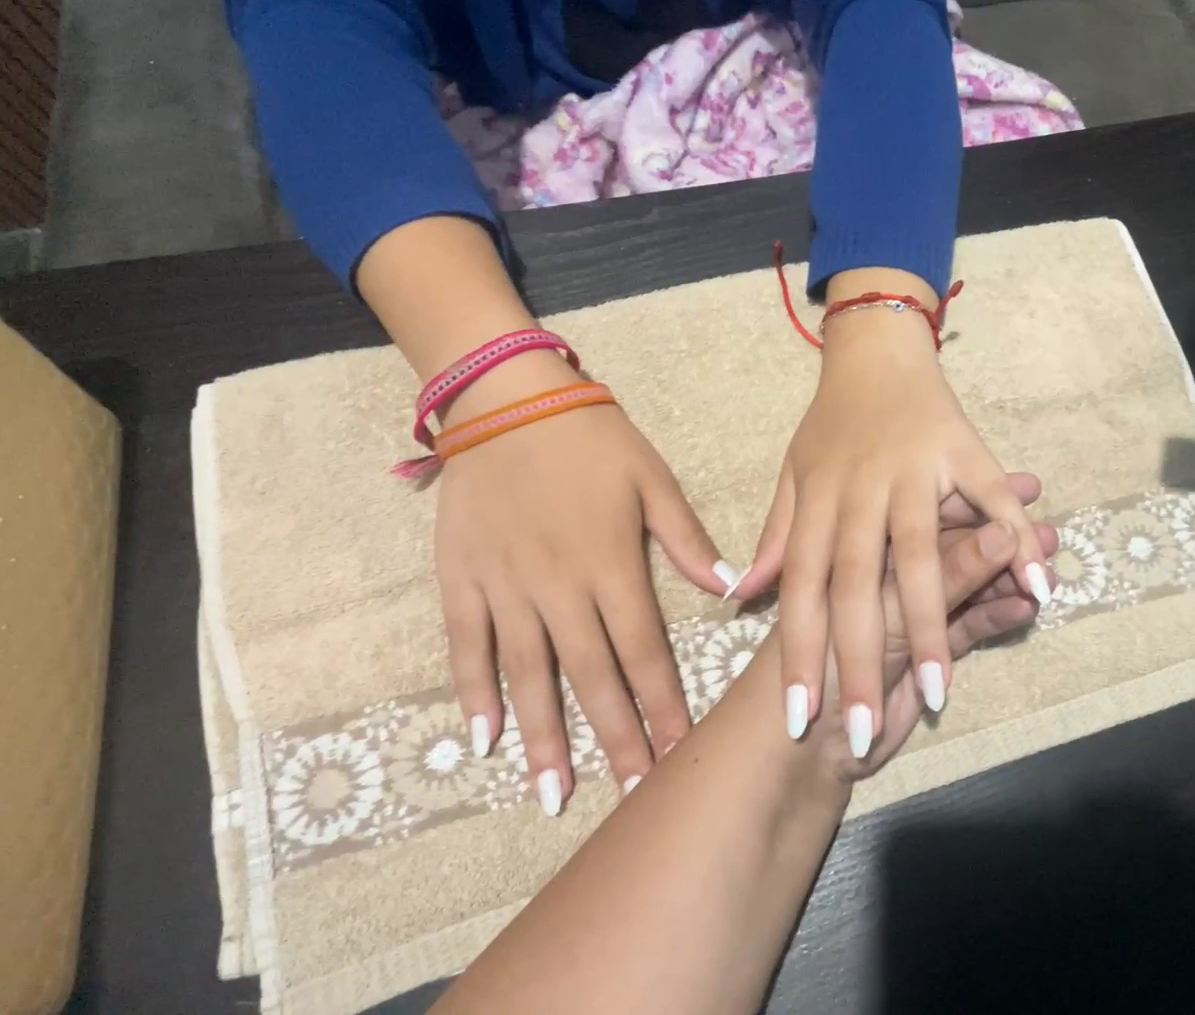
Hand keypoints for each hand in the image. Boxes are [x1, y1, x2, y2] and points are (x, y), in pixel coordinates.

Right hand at [435, 352, 736, 813]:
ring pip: (529, 675)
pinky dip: (474, 693)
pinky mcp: (462, 581)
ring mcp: (505, 589)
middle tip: (629, 793)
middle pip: (592, 677)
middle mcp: (560, 589)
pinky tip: (483, 738)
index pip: (645, 652)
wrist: (506, 400)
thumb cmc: (591, 439)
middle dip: (615, 737)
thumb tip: (732, 587)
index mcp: (612, 566)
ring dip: (544, 736)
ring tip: (553, 792)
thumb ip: (689, 540)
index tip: (678, 754)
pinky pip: (468, 647)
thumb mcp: (654, 480)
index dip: (663, 705)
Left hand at [738, 269, 1050, 760]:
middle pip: (855, 582)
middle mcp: (861, 489)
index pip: (802, 584)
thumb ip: (776, 535)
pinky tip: (1036, 590)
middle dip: (858, 659)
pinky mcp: (965, 452)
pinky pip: (992, 502)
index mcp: (819, 498)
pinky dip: (1015, 542)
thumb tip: (740, 595)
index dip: (798, 649)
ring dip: (932, 624)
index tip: (797, 715)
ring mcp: (915, 470)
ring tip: (939, 692)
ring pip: (921, 553)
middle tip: (859, 730)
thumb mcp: (794, 474)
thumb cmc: (834, 420)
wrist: (878, 347)